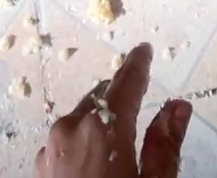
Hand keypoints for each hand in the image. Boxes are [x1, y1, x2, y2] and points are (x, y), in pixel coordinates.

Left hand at [36, 42, 191, 177]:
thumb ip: (165, 146)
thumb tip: (178, 108)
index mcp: (101, 128)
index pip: (125, 84)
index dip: (138, 66)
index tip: (144, 51)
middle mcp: (69, 129)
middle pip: (100, 99)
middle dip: (120, 96)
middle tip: (140, 96)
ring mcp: (49, 152)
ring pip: (80, 120)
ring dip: (100, 119)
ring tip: (121, 134)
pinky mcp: (39, 172)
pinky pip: (66, 142)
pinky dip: (84, 141)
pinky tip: (97, 161)